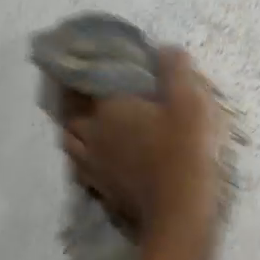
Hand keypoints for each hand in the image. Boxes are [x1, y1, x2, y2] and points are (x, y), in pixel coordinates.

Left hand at [60, 49, 221, 236]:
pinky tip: (94, 155)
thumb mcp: (190, 103)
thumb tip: (166, 48)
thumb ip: (176, 72)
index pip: (82, 82)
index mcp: (109, 109)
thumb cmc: (184, 150)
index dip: (79, 69)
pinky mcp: (99, 189)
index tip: (80, 59)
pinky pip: (80, 165)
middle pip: (69, 112)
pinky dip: (82, 155)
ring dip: (74, 127)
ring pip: (69, 140)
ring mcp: (91, 164)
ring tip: (86, 121)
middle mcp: (91, 134)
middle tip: (85, 90)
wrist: (178, 211)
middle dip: (73, 99)